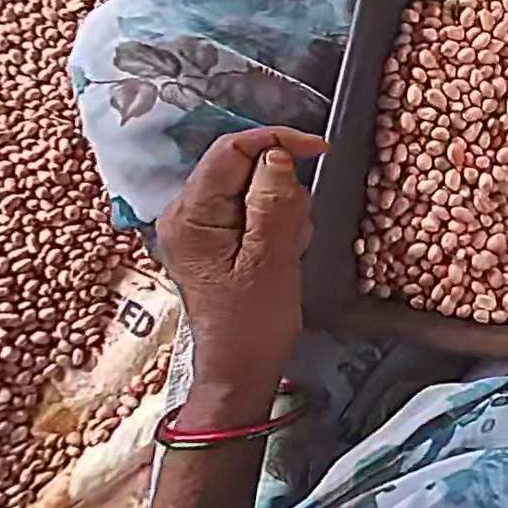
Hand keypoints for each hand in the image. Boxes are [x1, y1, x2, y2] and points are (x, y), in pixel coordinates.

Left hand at [155, 127, 328, 421]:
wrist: (243, 367)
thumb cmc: (253, 321)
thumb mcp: (269, 260)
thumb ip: (272, 203)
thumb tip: (278, 153)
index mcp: (190, 214)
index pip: (230, 150)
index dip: (276, 140)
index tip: (320, 149)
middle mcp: (188, 212)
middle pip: (244, 167)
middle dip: (282, 187)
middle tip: (297, 227)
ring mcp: (204, 224)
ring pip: (257, 185)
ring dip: (285, 207)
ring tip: (289, 247)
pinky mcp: (221, 236)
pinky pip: (258, 207)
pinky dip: (281, 221)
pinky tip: (284, 251)